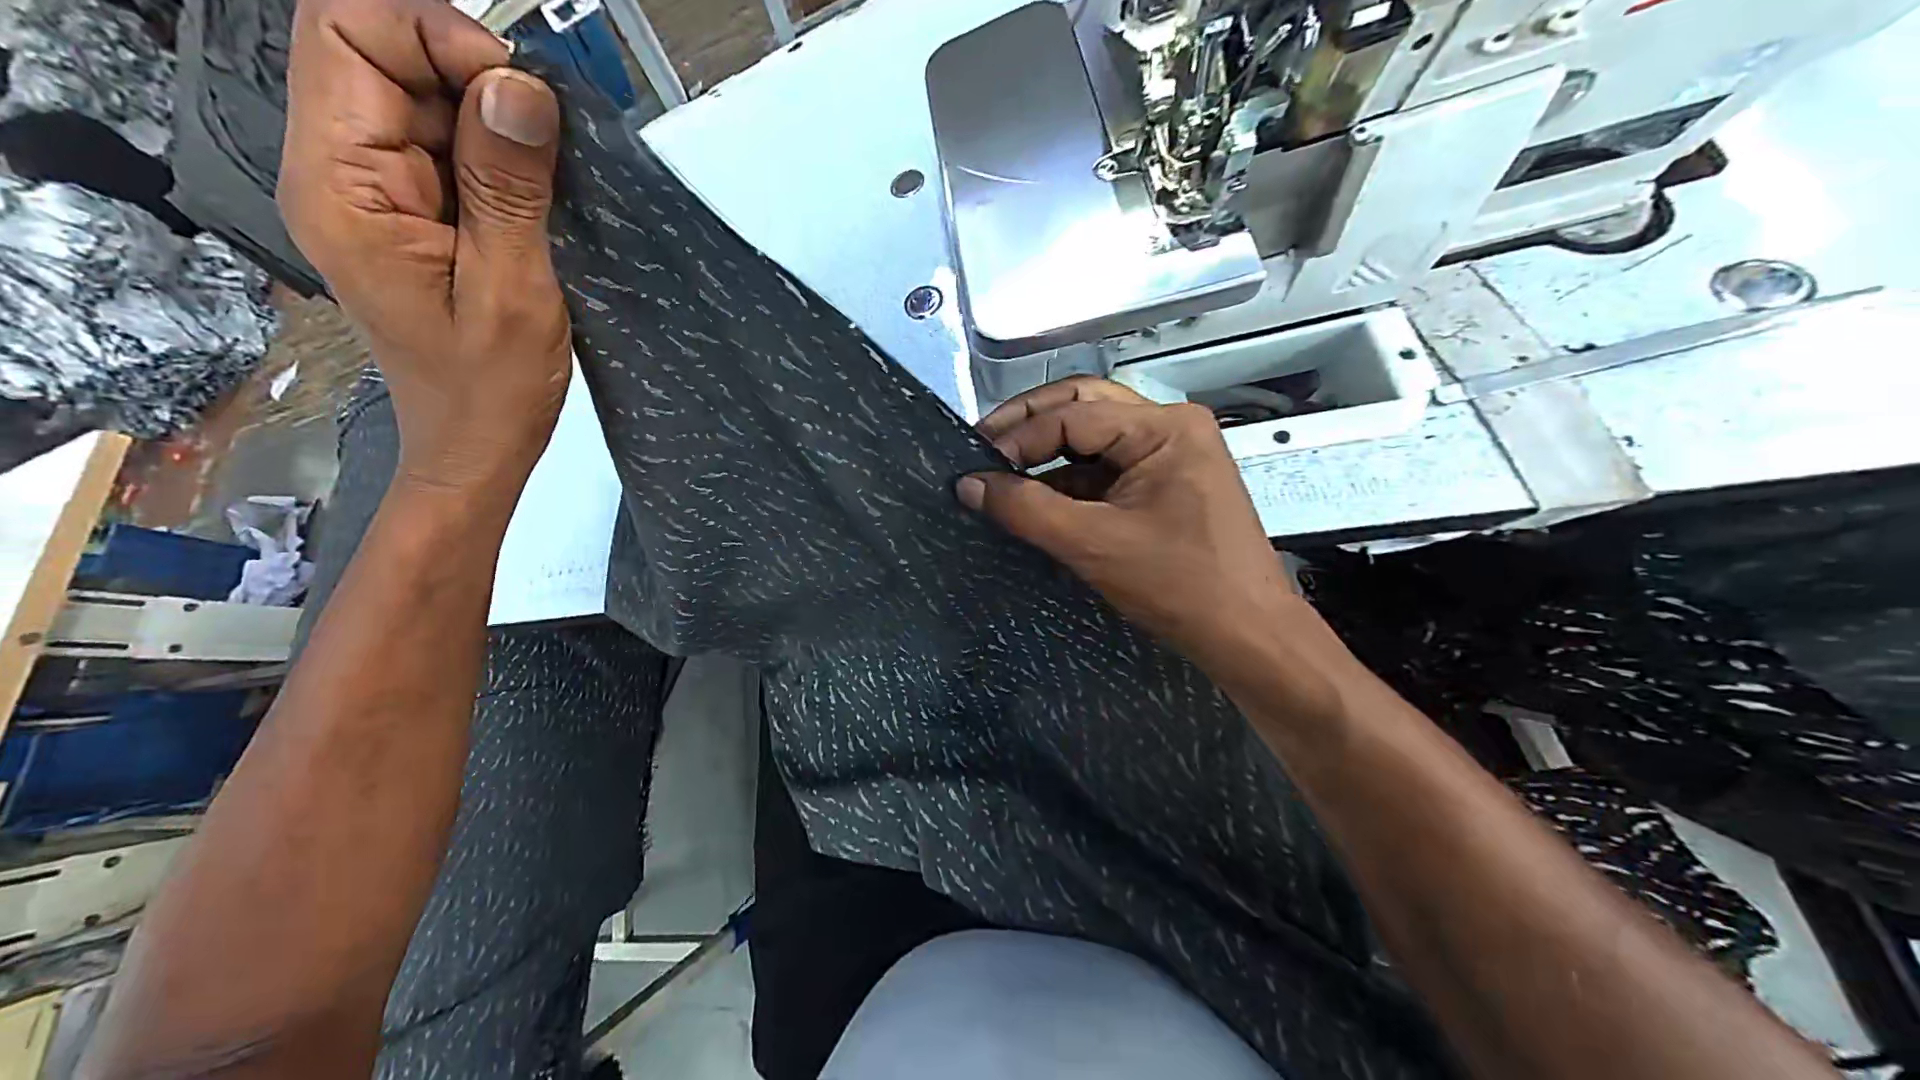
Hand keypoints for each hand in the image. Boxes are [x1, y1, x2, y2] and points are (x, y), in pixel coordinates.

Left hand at [278, 0, 570, 494]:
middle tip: (547, 139)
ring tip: (548, 180)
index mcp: (342, 188)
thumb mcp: (512, 289)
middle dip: (473, 77)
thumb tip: (519, 86)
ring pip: (421, 96)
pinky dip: (498, 153)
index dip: (436, 35)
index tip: (520, 91)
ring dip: (492, 120)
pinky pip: (446, 145)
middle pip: (382, 54)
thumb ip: (507, 185)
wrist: (476, 444)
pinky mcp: (412, 212)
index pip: (348, 34)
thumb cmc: (490, 389)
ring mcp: (375, 192)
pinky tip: (535, 194)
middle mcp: (340, 174)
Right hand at [957, 376, 1304, 662]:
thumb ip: (1026, 509)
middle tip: (983, 444)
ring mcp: (1170, 455)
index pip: (1073, 415)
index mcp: (1164, 427)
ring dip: (1047, 452)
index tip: (976, 463)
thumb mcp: (1093, 543)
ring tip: (1000, 471)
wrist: (1246, 634)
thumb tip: (969, 484)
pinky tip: (1034, 497)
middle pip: (1084, 406)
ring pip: (1094, 436)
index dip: (1019, 437)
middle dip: (1030, 424)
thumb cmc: (1179, 585)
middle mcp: (1170, 427)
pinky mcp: (1165, 485)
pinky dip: (1068, 479)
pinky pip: (1106, 468)